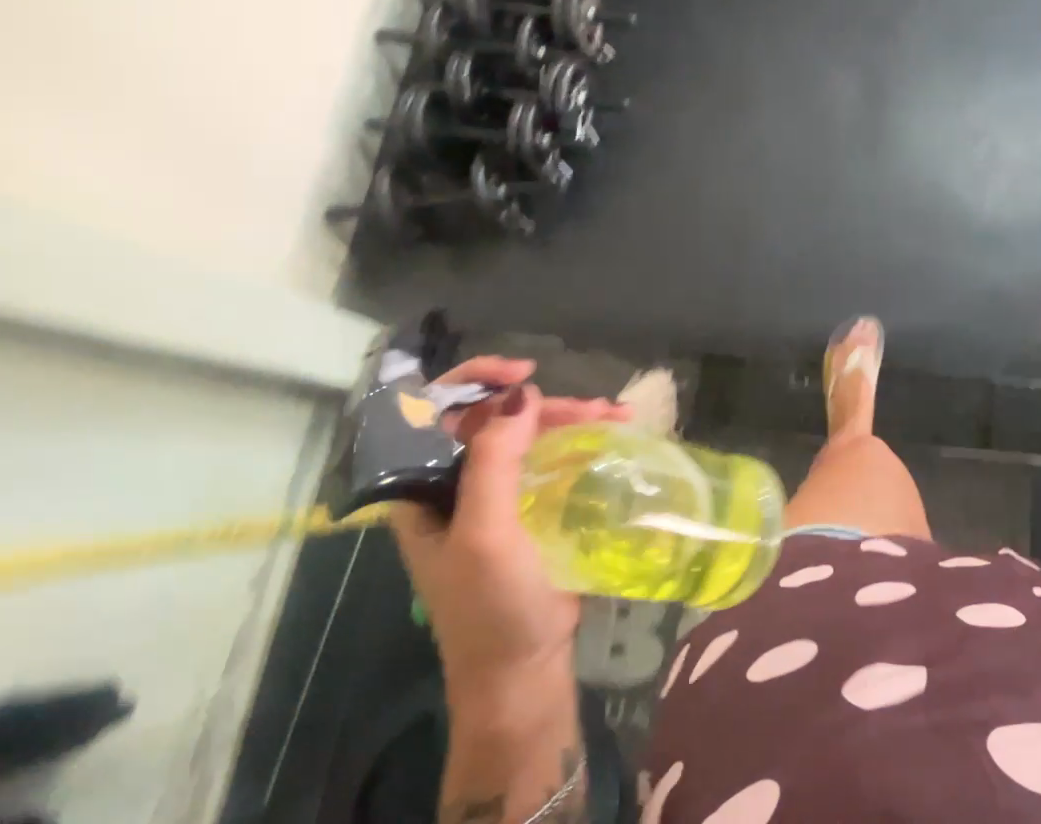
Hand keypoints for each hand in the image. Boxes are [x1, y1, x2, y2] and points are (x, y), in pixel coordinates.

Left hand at [389, 357, 629, 713]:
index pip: (434, 413)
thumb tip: (520, 395)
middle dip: (540, 404)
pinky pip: (548, 461)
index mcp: (422, 488)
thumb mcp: (486, 532)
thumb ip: (493, 462)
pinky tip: (610, 436)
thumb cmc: (491, 605)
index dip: (475, 381)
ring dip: (568, 420)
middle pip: (490, 419)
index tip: (526, 375)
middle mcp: (452, 486)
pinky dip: (578, 443)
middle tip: (595, 407)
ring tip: (618, 415)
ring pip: (524, 437)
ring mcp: (492, 498)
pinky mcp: (527, 512)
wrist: (522, 667)